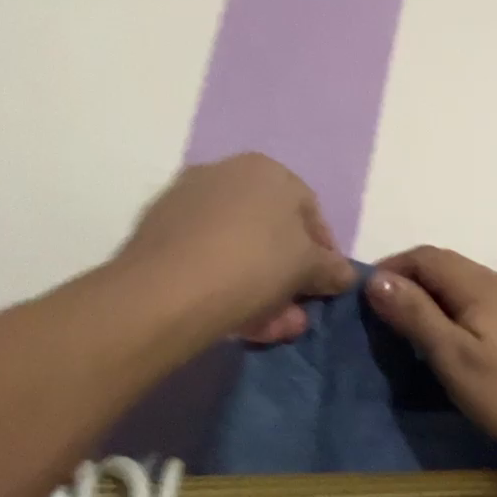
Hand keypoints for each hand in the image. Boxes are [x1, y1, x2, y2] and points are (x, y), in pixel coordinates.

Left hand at [117, 153, 355, 342]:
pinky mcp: (153, 235)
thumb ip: (334, 269)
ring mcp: (184, 203)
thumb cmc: (256, 263)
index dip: (324, 253)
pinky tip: (234, 320)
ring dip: (259, 287)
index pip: (310, 212)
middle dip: (288, 275)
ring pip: (237, 248)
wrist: (164, 294)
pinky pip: (204, 258)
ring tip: (268, 328)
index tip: (324, 284)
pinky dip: (223, 284)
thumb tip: (343, 275)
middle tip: (295, 312)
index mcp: (267, 169)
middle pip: (271, 232)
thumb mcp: (313, 267)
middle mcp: (225, 174)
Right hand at [365, 246, 496, 455]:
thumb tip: (377, 278)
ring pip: (466, 281)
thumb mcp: (450, 354)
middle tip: (379, 310)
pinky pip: (483, 299)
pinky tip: (451, 329)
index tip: (363, 295)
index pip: (429, 256)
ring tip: (407, 320)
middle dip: (411, 278)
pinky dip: (457, 304)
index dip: (393, 267)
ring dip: (433, 291)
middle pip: (448, 264)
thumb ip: (415, 313)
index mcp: (483, 284)